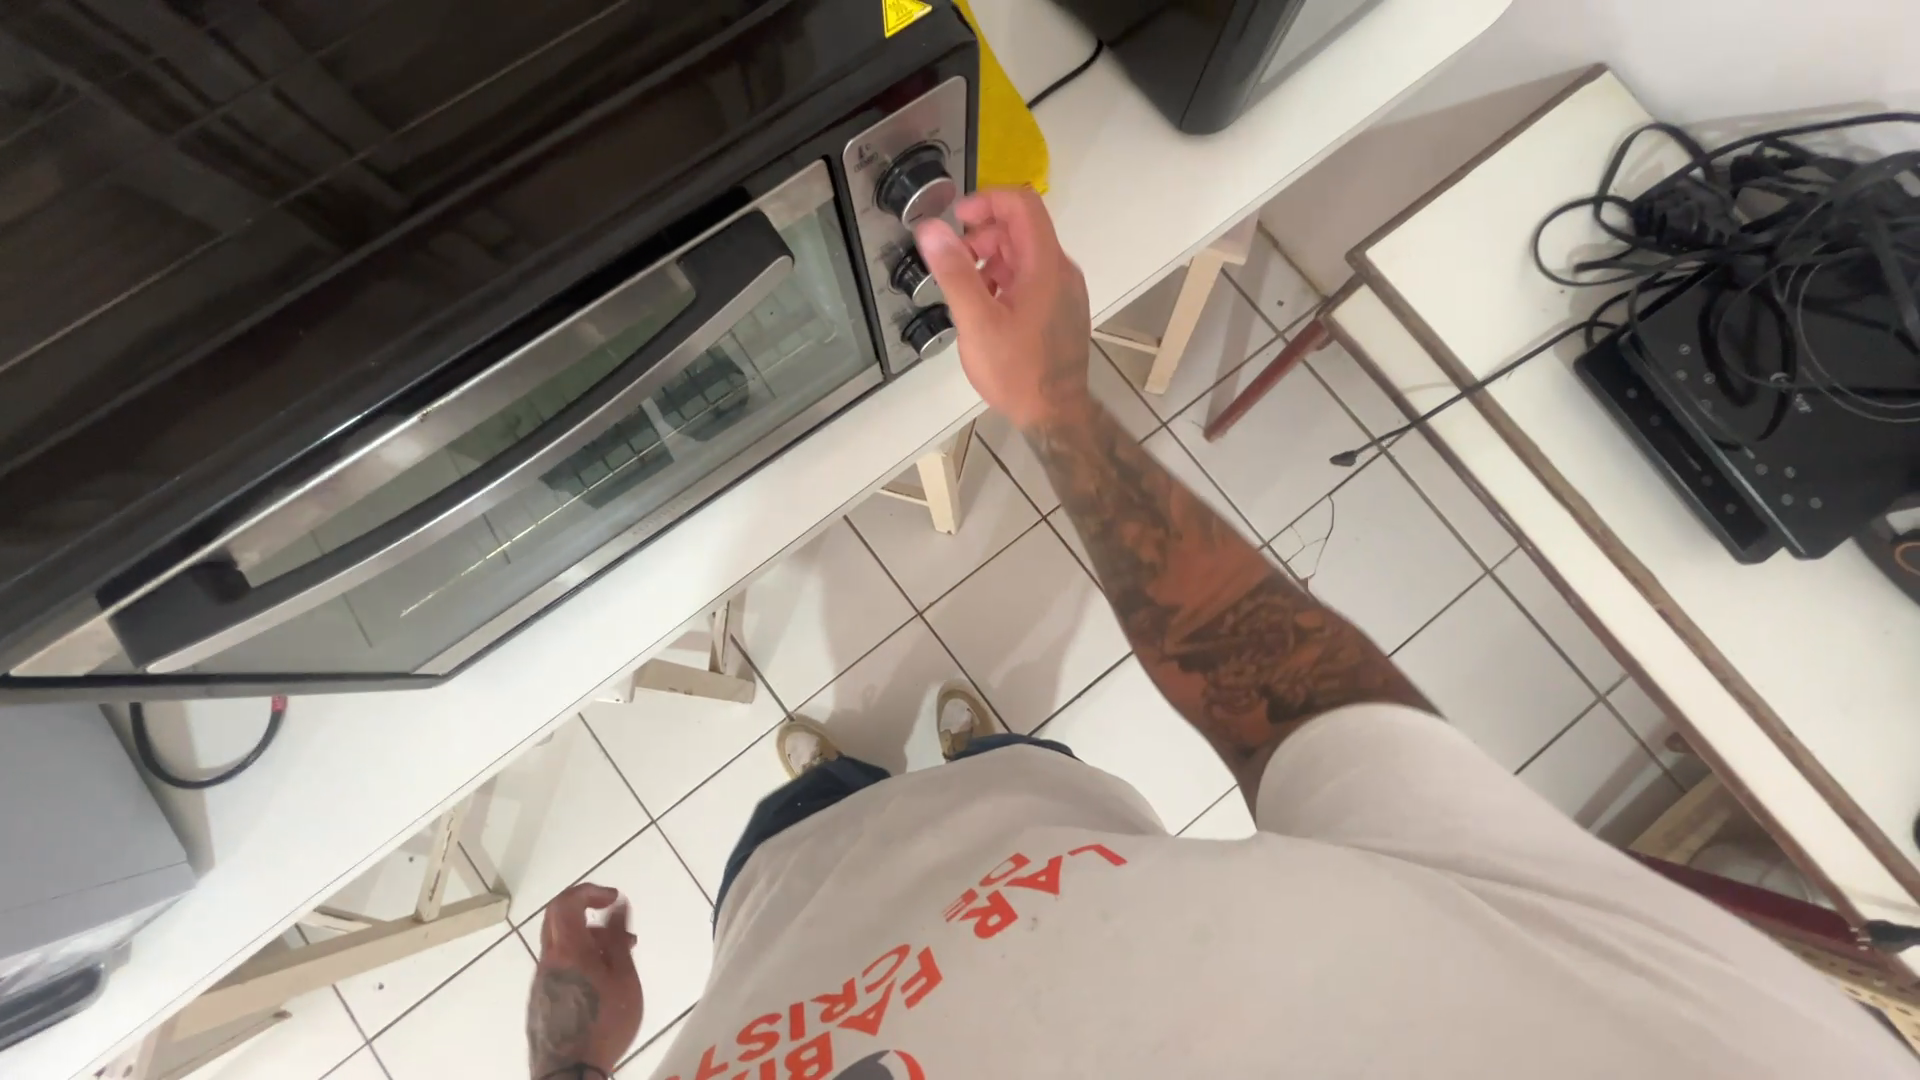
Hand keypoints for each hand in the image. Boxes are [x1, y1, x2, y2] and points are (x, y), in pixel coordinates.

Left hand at [527, 883, 641, 1078]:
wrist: (568, 1078)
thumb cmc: (605, 1024)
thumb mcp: (623, 977)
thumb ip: (616, 937)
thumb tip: (616, 903)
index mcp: (568, 951)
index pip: (566, 903)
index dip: (590, 891)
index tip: (614, 899)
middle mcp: (548, 962)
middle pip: (557, 919)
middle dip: (588, 910)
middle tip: (616, 921)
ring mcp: (540, 983)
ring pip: (561, 944)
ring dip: (590, 939)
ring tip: (621, 958)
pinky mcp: (540, 1002)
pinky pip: (559, 965)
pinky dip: (581, 959)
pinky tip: (603, 982)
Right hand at [912, 187, 1092, 431]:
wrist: (1054, 414)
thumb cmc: (1018, 373)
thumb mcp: (977, 323)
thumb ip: (954, 273)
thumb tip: (931, 230)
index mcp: (1045, 266)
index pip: (1022, 203)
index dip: (986, 200)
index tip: (957, 220)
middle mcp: (1061, 271)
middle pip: (1021, 229)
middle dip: (983, 237)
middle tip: (956, 265)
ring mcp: (1065, 292)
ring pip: (1025, 256)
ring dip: (992, 261)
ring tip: (968, 293)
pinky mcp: (1061, 311)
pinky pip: (1032, 280)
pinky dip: (1006, 282)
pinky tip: (988, 310)